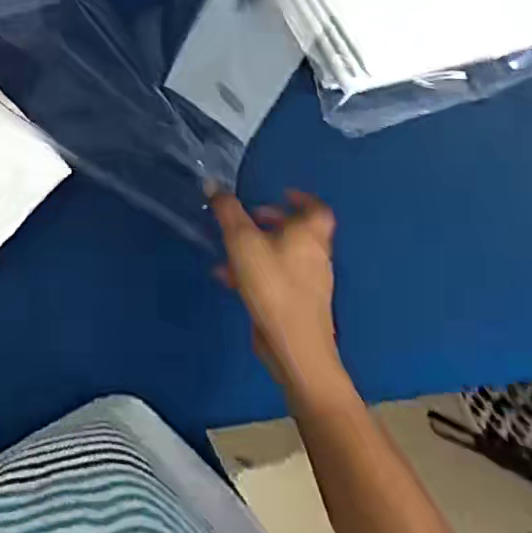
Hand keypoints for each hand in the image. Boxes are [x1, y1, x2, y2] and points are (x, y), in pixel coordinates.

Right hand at [213, 190, 340, 388]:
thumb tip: (214, 185)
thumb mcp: (242, 242)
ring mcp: (309, 282)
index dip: (301, 198)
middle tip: (248, 219)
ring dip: (260, 247)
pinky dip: (257, 271)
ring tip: (231, 249)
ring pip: (285, 255)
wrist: (295, 347)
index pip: (317, 208)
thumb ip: (227, 212)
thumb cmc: (272, 286)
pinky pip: (278, 278)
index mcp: (309, 235)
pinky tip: (229, 279)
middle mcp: (315, 255)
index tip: (281, 193)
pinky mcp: (298, 304)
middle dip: (272, 222)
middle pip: (298, 230)